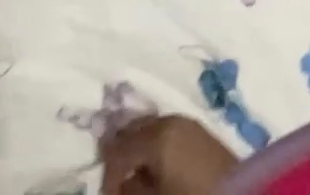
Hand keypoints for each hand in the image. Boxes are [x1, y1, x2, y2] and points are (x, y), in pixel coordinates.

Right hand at [100, 116, 239, 194]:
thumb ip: (133, 190)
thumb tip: (123, 183)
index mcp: (158, 136)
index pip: (119, 150)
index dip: (108, 176)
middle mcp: (171, 120)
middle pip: (133, 131)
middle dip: (121, 156)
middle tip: (116, 182)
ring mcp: (189, 123)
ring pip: (150, 129)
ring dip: (138, 150)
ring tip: (135, 177)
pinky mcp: (201, 132)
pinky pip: (168, 133)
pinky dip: (156, 148)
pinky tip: (156, 169)